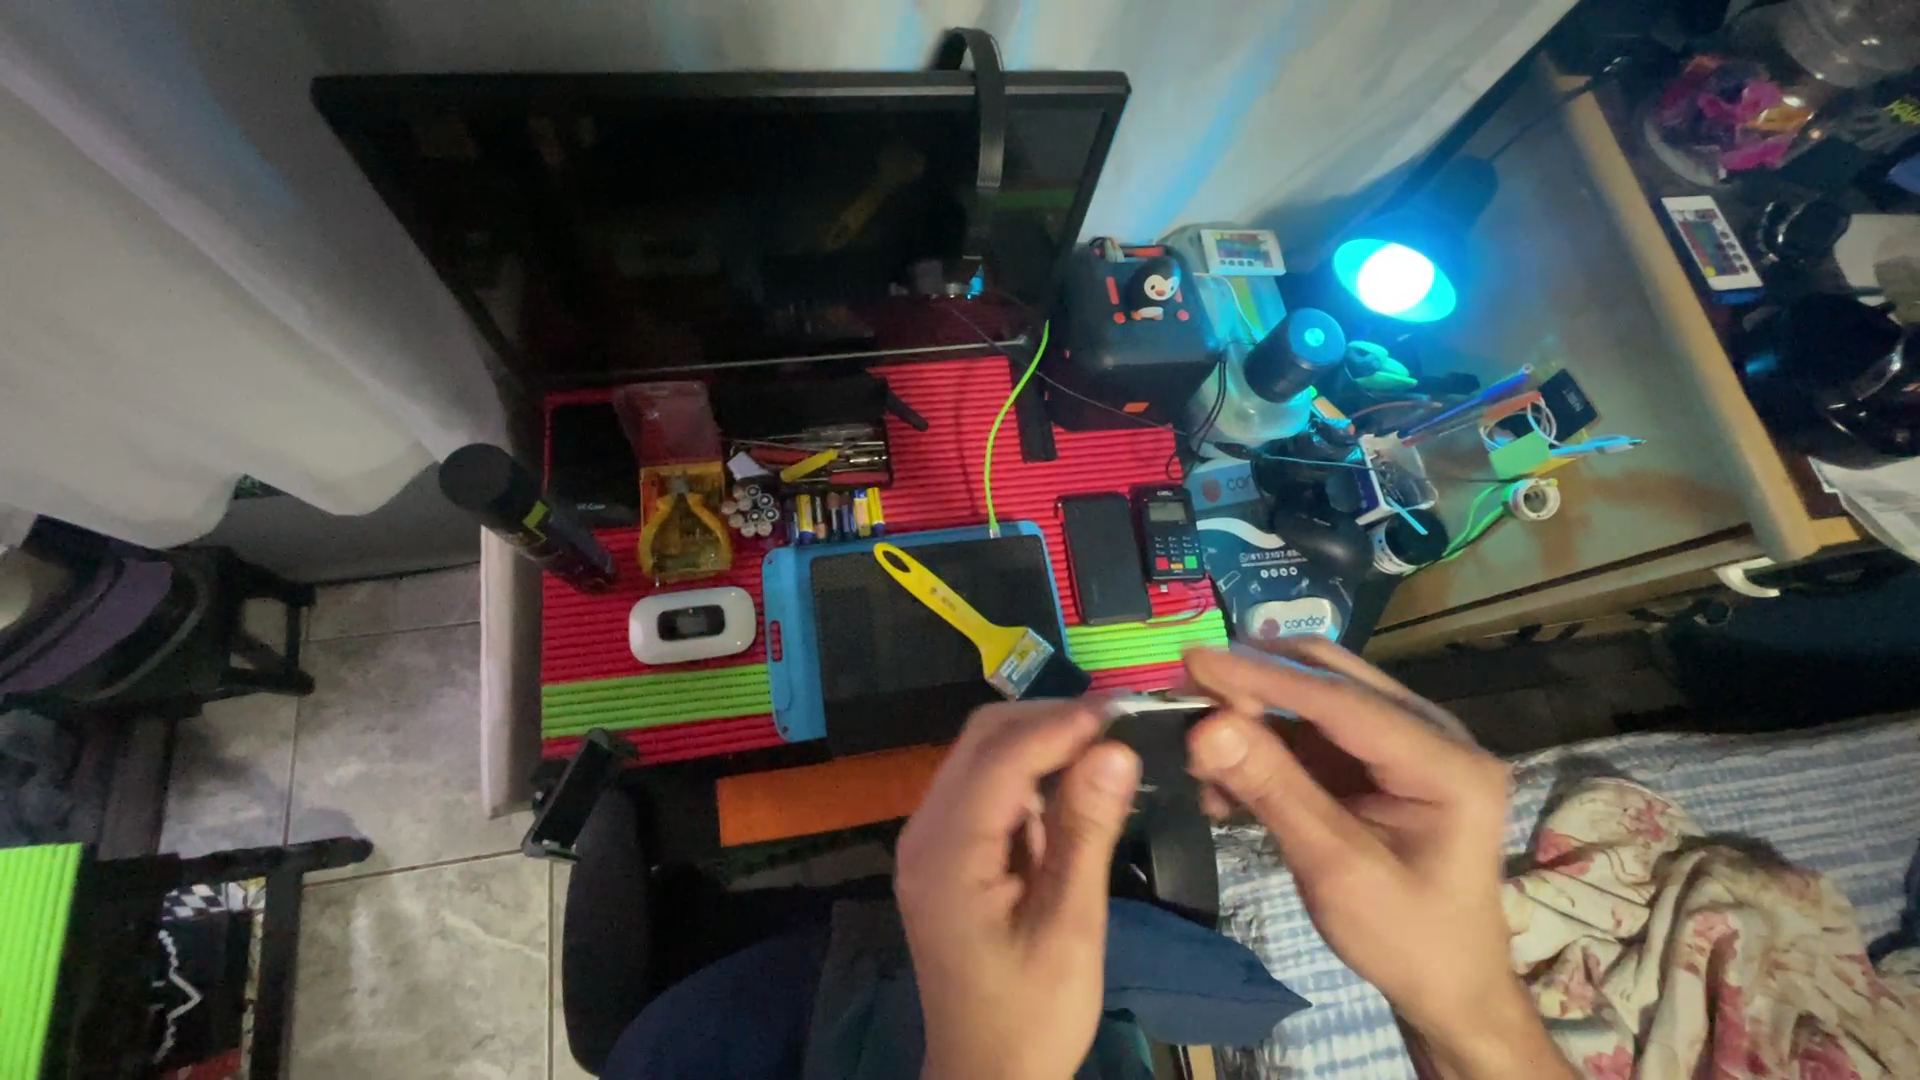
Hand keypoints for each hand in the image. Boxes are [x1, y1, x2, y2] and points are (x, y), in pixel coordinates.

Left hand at [896, 700, 1140, 1079]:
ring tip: (1101, 749)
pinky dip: (1027, 773)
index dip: (1060, 725)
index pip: (1001, 758)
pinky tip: (1067, 785)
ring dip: (1038, 743)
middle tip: (1115, 727)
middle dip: (1047, 723)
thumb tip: (1115, 750)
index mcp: (946, 853)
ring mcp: (928, 837)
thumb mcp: (1070, 928)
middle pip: (982, 741)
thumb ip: (1086, 832)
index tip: (1120, 711)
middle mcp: (924, 830)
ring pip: (981, 755)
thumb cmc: (1032, 1015)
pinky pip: (983, 785)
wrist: (986, 1076)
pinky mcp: (943, 847)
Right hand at [1182, 641, 1572, 1079]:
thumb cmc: (1405, 937)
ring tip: (1202, 759)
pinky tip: (1226, 783)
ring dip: (1248, 716)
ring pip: (1306, 695)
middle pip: (1326, 676)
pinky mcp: (1369, 755)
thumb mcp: (1336, 868)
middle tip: (1187, 697)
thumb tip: (1205, 727)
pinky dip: (1258, 743)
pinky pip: (1301, 727)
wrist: (1446, 984)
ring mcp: (1398, 739)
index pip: (1338, 699)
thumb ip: (1273, 790)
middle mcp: (1427, 732)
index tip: (1193, 659)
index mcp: (1445, 762)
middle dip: (1252, 682)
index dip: (1261, 676)